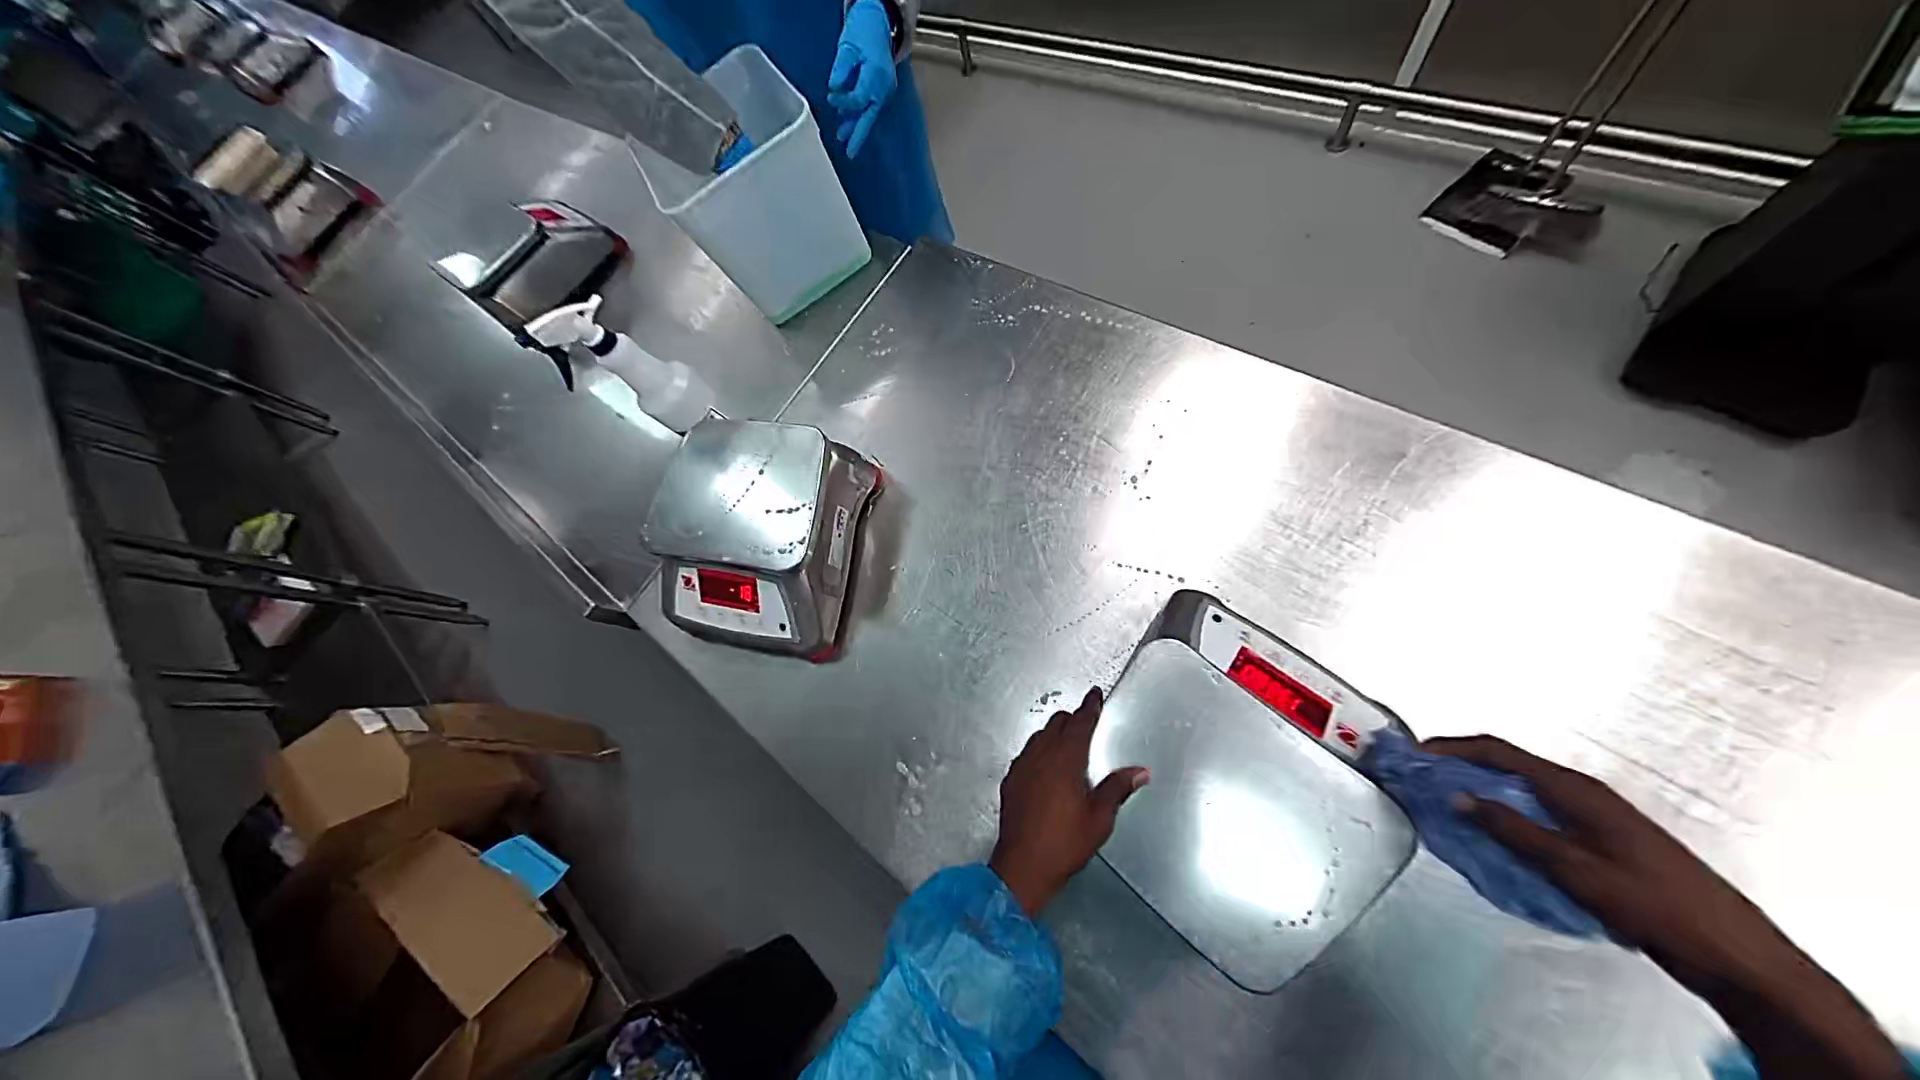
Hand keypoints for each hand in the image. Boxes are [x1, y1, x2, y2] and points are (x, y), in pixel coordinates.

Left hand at [828, 0, 897, 157]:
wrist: (880, 22)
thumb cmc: (863, 30)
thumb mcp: (848, 46)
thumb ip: (841, 68)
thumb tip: (834, 89)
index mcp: (876, 76)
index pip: (858, 100)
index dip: (843, 102)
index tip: (830, 98)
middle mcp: (884, 88)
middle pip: (869, 117)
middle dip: (859, 135)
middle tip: (850, 153)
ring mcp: (886, 92)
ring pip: (870, 114)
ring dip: (856, 127)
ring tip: (844, 140)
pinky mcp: (883, 93)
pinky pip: (871, 108)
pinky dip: (860, 116)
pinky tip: (849, 123)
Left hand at [989, 688, 1148, 914]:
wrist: (1023, 866)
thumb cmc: (1064, 844)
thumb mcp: (1100, 818)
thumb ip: (1118, 788)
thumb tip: (1139, 772)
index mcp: (1065, 760)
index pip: (1079, 723)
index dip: (1089, 707)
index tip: (1094, 695)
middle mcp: (1040, 757)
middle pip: (1057, 724)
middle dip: (1073, 718)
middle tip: (1085, 717)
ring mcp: (1022, 767)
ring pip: (1039, 737)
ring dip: (1054, 732)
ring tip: (1067, 738)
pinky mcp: (1011, 780)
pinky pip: (1026, 754)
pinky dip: (1039, 750)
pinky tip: (1044, 763)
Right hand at [1427, 736, 1906, 1079]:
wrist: (1735, 955)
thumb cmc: (1657, 906)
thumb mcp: (1574, 868)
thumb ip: (1513, 830)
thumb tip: (1459, 797)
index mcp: (1574, 789)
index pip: (1498, 751)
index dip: (1451, 747)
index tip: (1414, 754)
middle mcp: (1581, 793)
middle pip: (1506, 765)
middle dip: (1458, 766)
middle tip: (1421, 778)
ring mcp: (1590, 815)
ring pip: (1518, 789)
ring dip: (1478, 790)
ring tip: (1443, 803)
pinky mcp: (1594, 838)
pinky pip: (1533, 813)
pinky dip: (1501, 813)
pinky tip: (1487, 832)